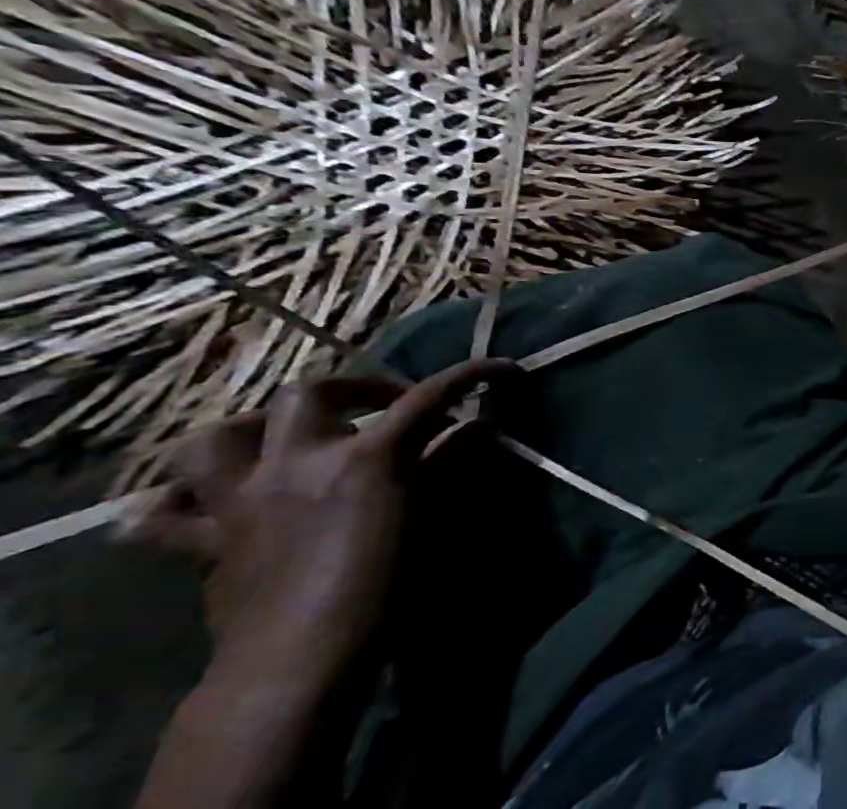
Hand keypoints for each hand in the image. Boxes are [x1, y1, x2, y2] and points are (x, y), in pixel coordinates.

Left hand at [128, 359, 515, 678]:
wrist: (300, 660)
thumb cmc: (384, 587)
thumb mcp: (435, 518)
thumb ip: (453, 464)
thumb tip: (479, 426)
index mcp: (363, 457)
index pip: (427, 398)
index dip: (470, 375)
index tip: (502, 370)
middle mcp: (295, 462)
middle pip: (311, 392)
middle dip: (353, 388)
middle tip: (383, 407)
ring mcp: (237, 498)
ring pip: (214, 436)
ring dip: (251, 428)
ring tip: (285, 440)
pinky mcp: (202, 540)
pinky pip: (162, 514)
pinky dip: (179, 500)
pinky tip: (204, 501)